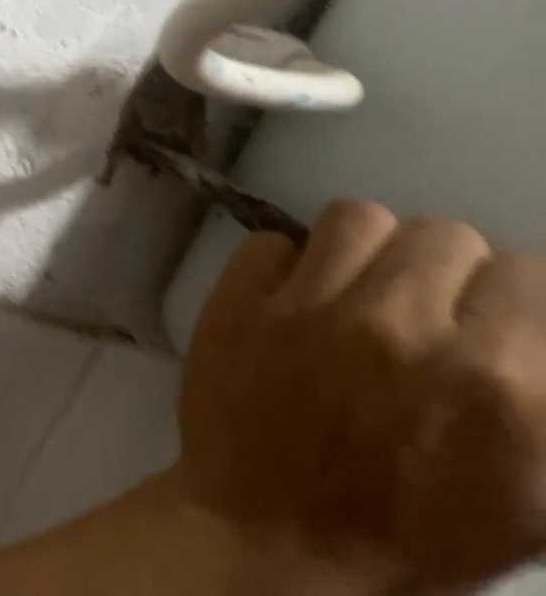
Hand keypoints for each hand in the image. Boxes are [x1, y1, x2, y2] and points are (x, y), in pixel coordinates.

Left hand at [176, 200, 545, 589]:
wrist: (277, 534)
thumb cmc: (418, 528)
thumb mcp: (535, 485)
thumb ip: (539, 389)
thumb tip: (528, 327)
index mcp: (501, 381)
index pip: (533, 275)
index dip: (516, 297)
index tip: (495, 319)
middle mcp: (405, 329)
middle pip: (445, 234)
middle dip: (447, 269)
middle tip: (428, 308)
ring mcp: (309, 308)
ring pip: (358, 218)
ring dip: (369, 249)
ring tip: (362, 289)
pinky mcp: (236, 301)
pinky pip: (272, 240)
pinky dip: (288, 263)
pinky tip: (295, 298)